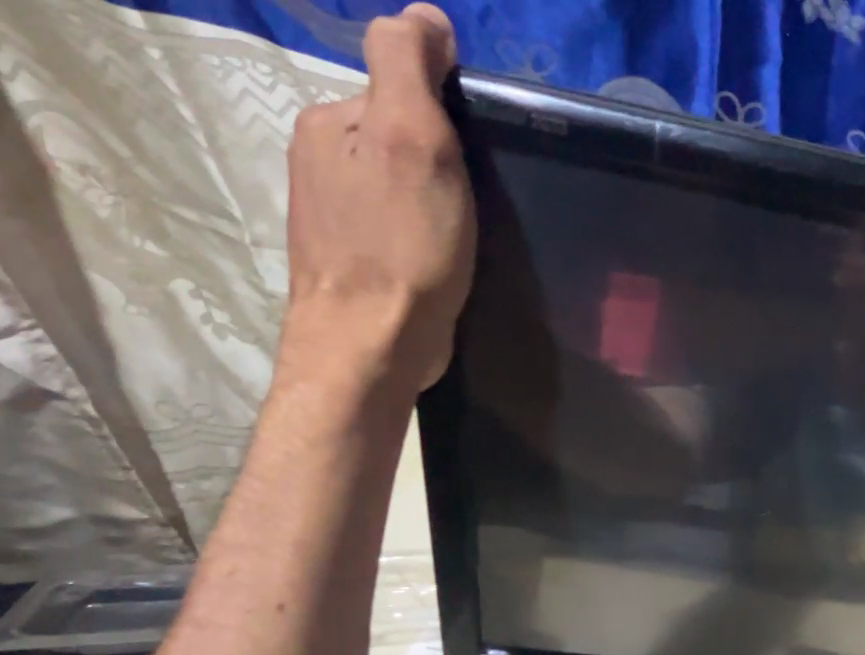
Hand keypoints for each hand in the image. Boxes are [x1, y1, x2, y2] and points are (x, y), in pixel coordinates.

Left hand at [282, 4, 473, 391]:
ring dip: (440, 198)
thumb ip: (410, 68)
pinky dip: (429, 231)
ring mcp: (335, 210)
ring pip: (404, 181)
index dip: (450, 119)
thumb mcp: (411, 140)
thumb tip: (426, 17)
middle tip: (476, 202)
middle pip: (403, 134)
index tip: (475, 162)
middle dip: (445, 158)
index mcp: (331, 122)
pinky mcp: (358, 256)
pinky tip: (445, 258)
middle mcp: (321, 156)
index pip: (403, 90)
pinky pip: (403, 221)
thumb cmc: (402, 246)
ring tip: (465, 234)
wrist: (372, 343)